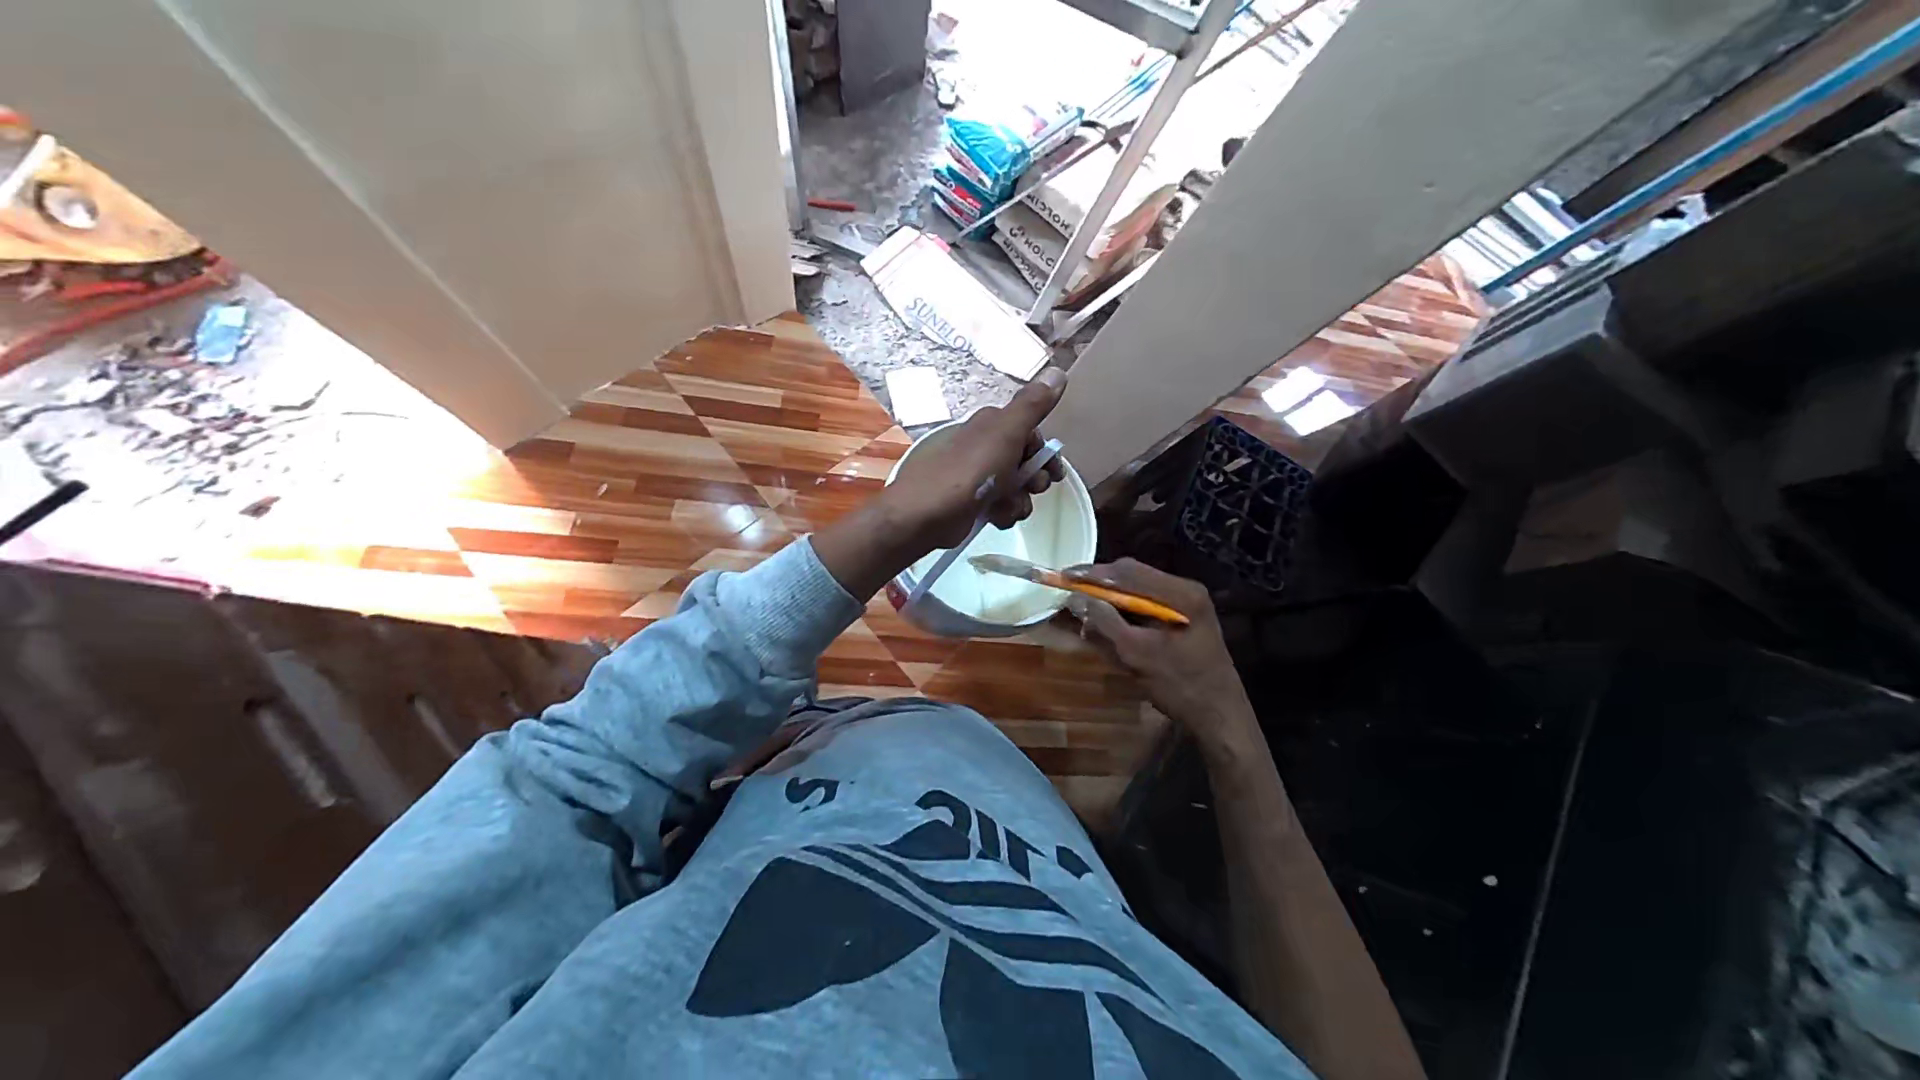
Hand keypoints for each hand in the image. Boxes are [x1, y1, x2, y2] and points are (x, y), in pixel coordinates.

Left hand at [813, 368, 1066, 600]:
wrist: (925, 514)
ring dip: (1018, 501)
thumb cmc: (969, 472)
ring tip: (1005, 508)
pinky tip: (995, 518)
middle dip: (1033, 480)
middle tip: (1031, 489)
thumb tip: (1058, 370)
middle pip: (1026, 463)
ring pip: (1016, 488)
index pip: (1032, 434)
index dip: (1045, 454)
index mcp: (993, 425)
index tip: (1054, 472)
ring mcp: (977, 475)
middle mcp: (985, 446)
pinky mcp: (971, 501)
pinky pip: (1000, 506)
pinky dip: (1002, 513)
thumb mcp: (1006, 434)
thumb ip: (1032, 405)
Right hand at [1064, 558, 1260, 755]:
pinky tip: (1107, 623)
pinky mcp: (1183, 619)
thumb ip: (1105, 622)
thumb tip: (1075, 598)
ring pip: (1137, 591)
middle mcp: (1185, 590)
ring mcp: (1186, 604)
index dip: (1092, 574)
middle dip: (1099, 585)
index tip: (1064, 577)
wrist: (1220, 716)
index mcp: (1180, 593)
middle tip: (1070, 594)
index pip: (1127, 571)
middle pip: (1132, 576)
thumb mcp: (1137, 654)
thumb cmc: (1180, 685)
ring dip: (1110, 599)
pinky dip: (1124, 611)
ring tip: (1083, 609)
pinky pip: (1146, 605)